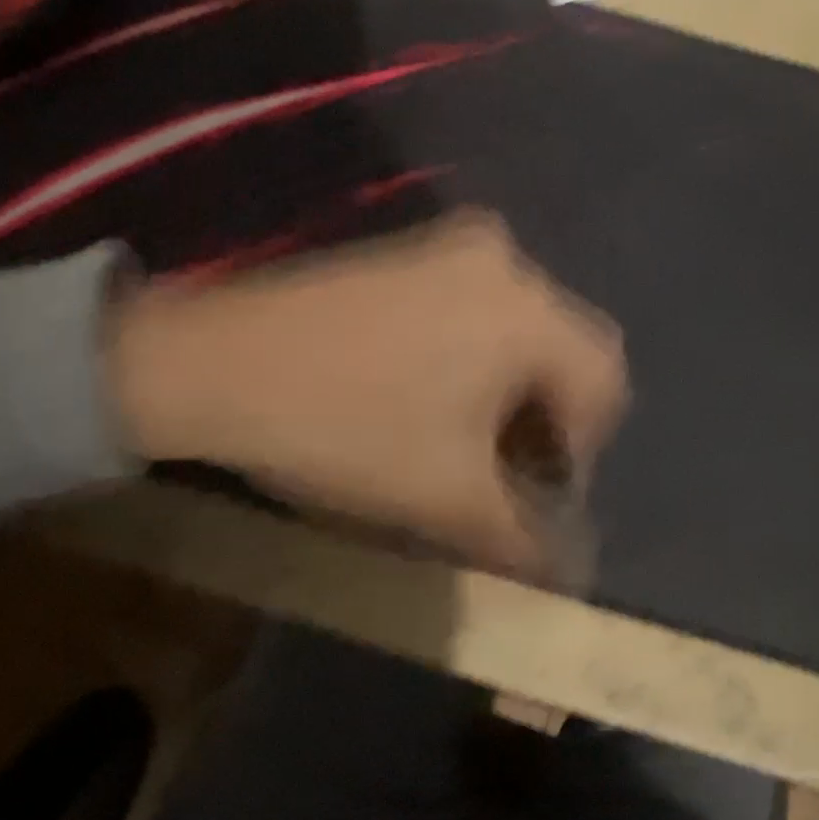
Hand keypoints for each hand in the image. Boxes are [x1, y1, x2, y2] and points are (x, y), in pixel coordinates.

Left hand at [105, 210, 628, 575]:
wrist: (214, 365)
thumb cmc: (348, 428)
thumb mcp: (447, 498)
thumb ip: (522, 540)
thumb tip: (566, 571)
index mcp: (528, 306)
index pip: (604, 386)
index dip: (580, 456)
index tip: (533, 503)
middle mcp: (501, 260)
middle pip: (559, 356)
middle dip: (540, 427)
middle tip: (497, 483)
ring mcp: (444, 248)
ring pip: (511, 335)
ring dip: (501, 398)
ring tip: (455, 452)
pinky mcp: (400, 254)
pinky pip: (465, 313)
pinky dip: (464, 364)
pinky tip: (418, 405)